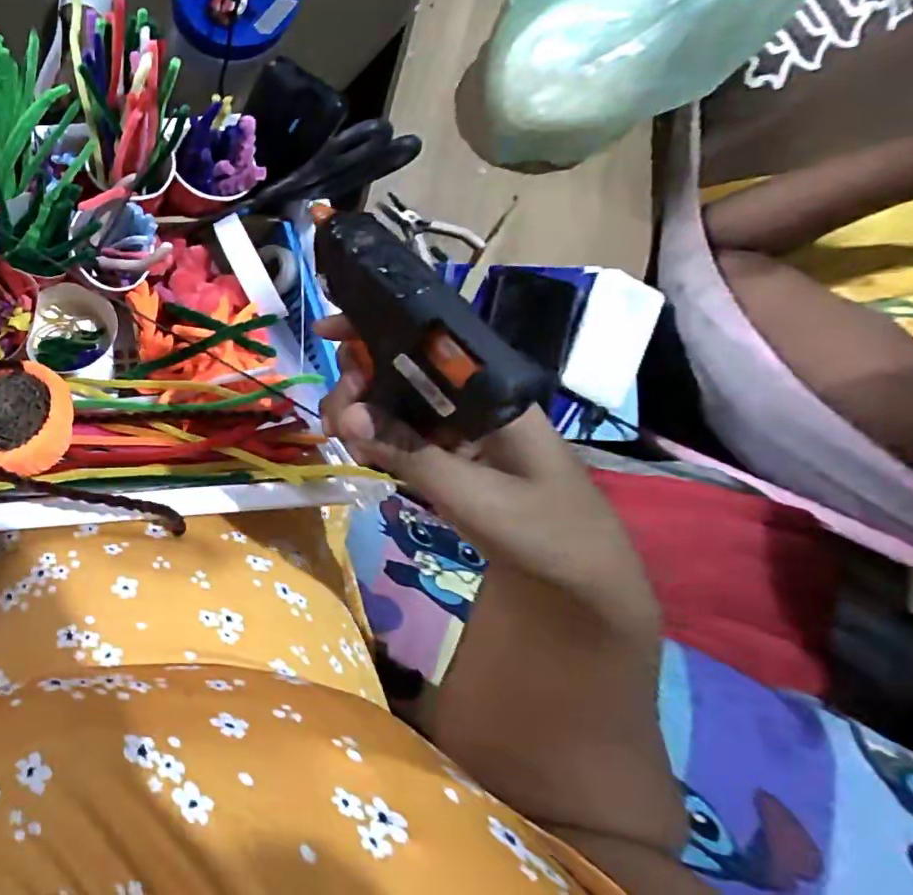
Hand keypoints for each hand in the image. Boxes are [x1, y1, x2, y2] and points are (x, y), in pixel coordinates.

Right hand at [314, 316, 651, 607]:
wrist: (582, 585)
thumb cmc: (545, 532)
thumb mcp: (475, 496)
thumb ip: (410, 452)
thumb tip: (345, 416)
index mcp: (491, 393)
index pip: (427, 342)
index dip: (377, 328)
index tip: (329, 332)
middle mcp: (471, 400)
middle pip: (402, 369)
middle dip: (358, 382)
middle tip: (332, 421)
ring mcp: (459, 427)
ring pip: (395, 401)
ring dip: (360, 411)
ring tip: (339, 440)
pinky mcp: (449, 453)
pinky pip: (402, 432)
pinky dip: (374, 436)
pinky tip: (356, 450)